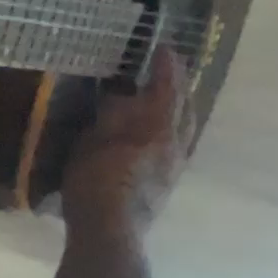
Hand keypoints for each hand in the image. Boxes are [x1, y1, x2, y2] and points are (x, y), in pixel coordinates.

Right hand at [60, 47, 197, 239]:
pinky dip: (168, 128)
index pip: (167, 93)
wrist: (111, 229)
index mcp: (156, 132)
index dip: (167, 70)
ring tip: (162, 97)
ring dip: (176, 109)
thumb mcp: (94, 142)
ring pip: (183, 129)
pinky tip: (153, 132)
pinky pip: (174, 144)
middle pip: (184, 111)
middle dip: (178, 88)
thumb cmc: (96, 181)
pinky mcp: (165, 182)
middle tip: (169, 69)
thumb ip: (110, 117)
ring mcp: (173, 167)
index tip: (166, 48)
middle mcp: (174, 147)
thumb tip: (119, 93)